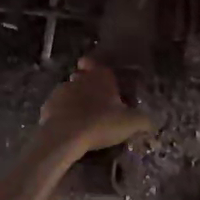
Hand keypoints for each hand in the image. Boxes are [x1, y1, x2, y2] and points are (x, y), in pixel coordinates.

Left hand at [37, 56, 151, 158]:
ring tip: (82, 117)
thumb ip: (144, 120)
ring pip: (69, 90)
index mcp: (101, 77)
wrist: (65, 137)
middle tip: (96, 102)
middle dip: (87, 85)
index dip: (95, 67)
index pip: (95, 63)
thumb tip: (152, 122)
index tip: (98, 76)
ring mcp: (61, 91)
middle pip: (82, 76)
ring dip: (74, 99)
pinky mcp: (47, 106)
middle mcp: (80, 79)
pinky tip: (68, 126)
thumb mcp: (131, 123)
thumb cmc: (101, 123)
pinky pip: (56, 106)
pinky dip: (62, 113)